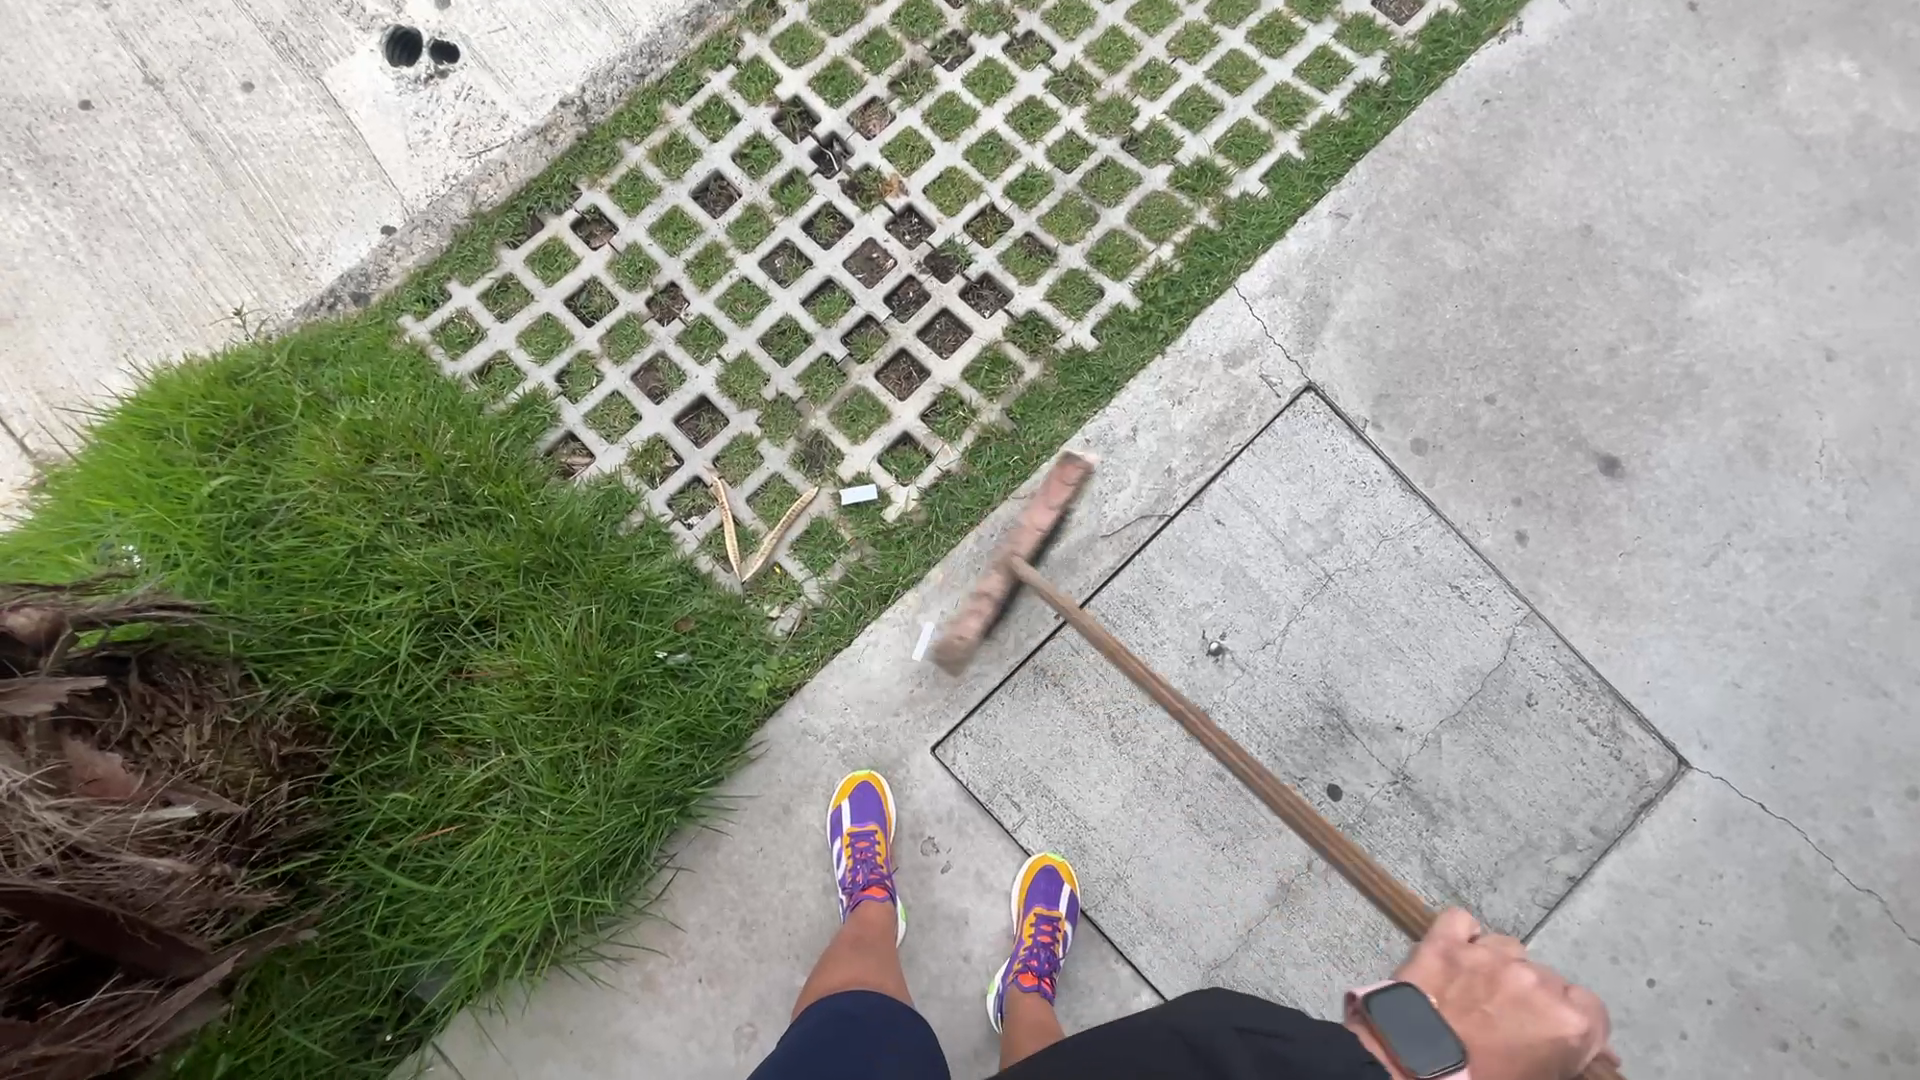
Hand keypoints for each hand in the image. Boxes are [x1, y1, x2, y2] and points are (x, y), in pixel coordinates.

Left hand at [1349, 908, 1615, 1079]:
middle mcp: (1533, 981)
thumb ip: (1574, 1054)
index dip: (1574, 1019)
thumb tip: (1602, 1050)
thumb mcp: (1545, 1077)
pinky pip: (1459, 919)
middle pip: (1547, 977)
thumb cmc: (1488, 1079)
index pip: (1591, 1008)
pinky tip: (1459, 949)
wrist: (1420, 1067)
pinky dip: (1462, 931)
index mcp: (1569, 1021)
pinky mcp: (1444, 941)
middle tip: (1511, 1015)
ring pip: (1507, 947)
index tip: (1555, 1029)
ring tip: (1480, 986)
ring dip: (1500, 963)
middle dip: (1533, 995)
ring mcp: (1486, 956)